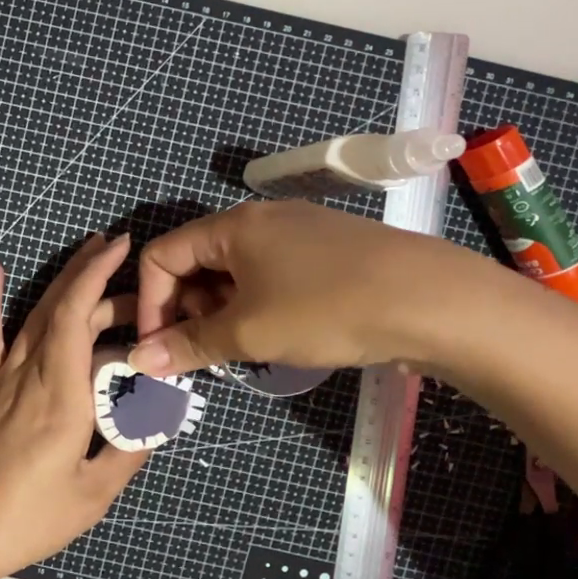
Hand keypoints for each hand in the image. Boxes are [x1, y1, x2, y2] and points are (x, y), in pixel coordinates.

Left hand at [0, 233, 150, 568]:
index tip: (124, 247)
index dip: (99, 275)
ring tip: (89, 254)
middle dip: (97, 280)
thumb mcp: (93, 492)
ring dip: (61, 282)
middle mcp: (28, 374)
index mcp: (61, 395)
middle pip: (60, 309)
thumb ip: (130, 447)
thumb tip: (160, 412)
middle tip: (137, 277)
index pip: (77, 315)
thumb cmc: (26, 519)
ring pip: (32, 316)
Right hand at [127, 200, 498, 376]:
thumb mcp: (248, 333)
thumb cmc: (326, 309)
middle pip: (195, 261)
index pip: (160, 256)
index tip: (161, 346)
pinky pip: (269, 275)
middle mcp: (260, 219)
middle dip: (187, 308)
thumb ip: (188, 345)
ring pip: (233, 271)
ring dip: (222, 311)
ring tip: (243, 347)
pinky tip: (279, 334)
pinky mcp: (328, 252)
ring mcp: (298, 232)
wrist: (438, 303)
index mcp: (231, 226)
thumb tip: (139, 359)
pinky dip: (256, 305)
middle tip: (206, 348)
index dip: (150, 303)